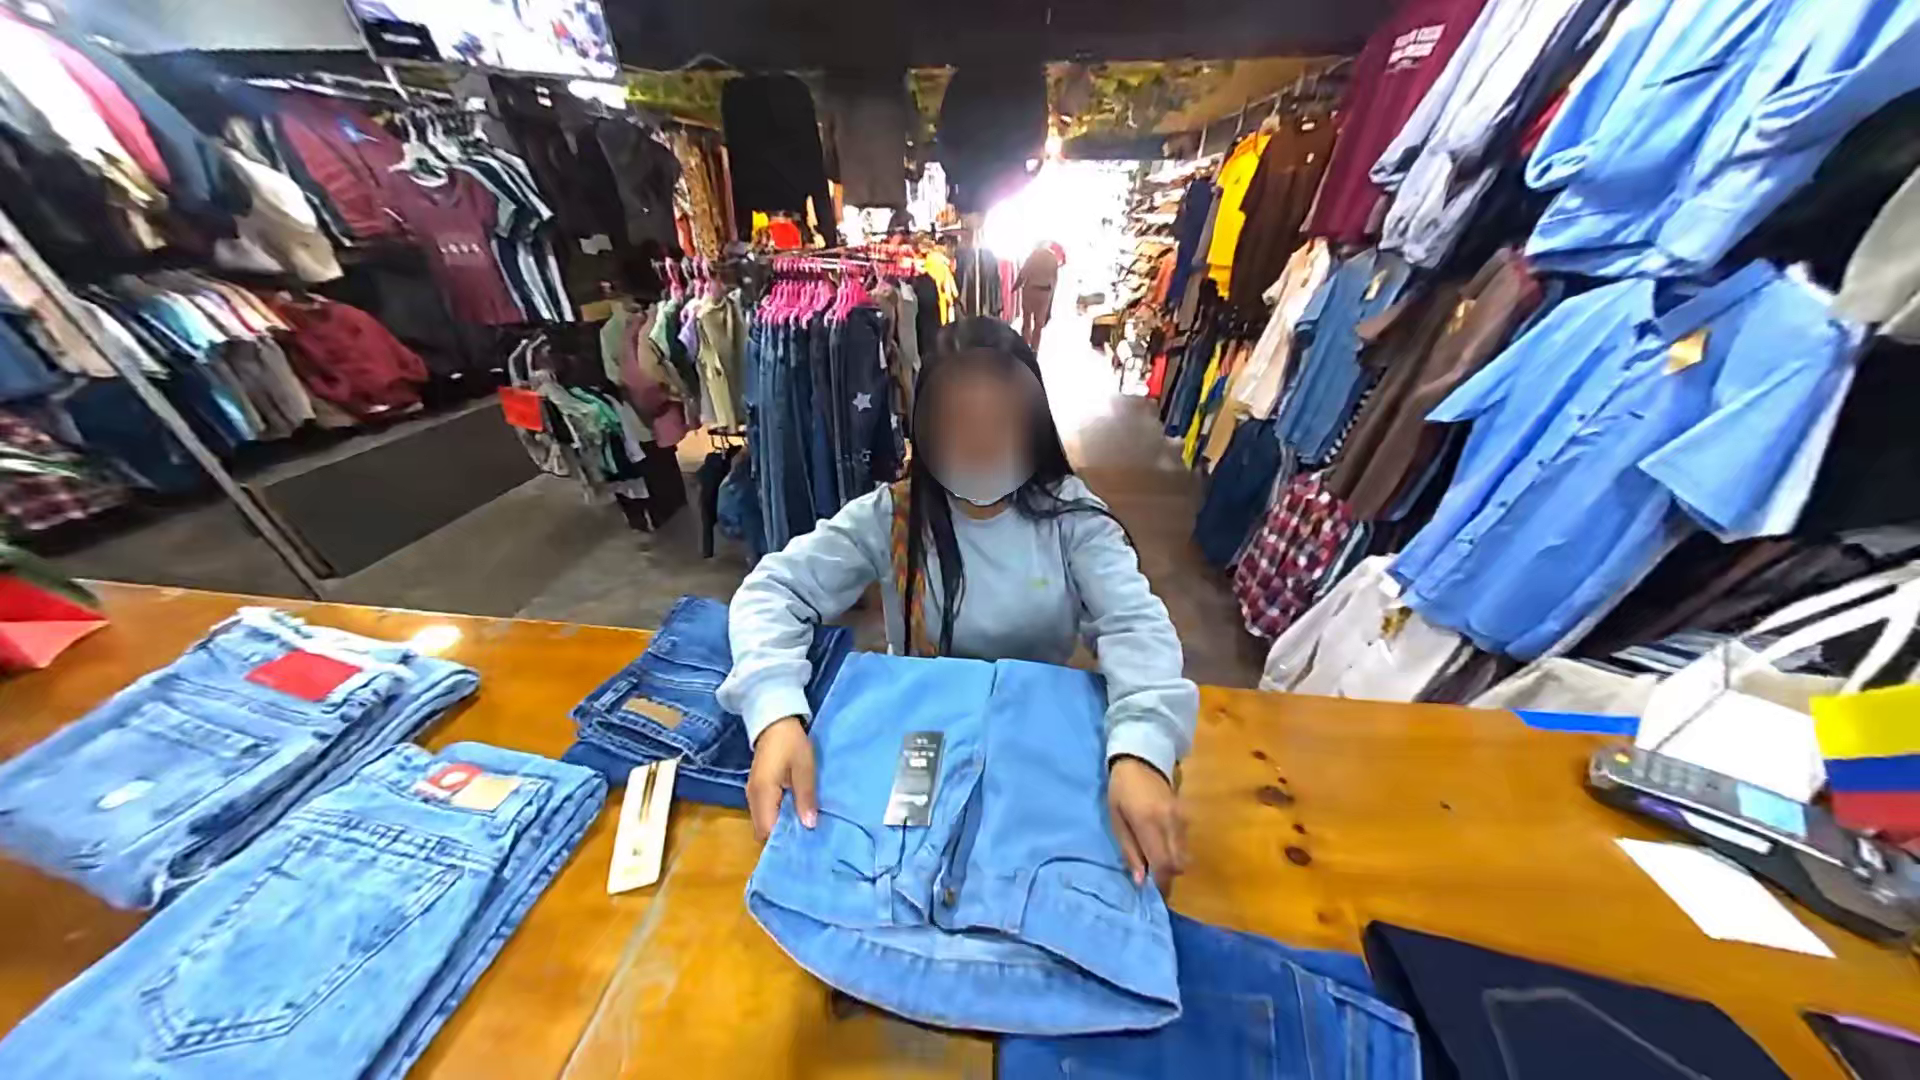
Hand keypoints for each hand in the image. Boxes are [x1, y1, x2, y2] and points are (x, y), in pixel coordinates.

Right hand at [747, 716, 816, 842]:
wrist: (775, 721)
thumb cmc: (791, 743)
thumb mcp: (804, 767)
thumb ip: (806, 796)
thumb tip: (810, 825)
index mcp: (762, 793)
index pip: (767, 830)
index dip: (783, 842)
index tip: (803, 847)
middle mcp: (752, 798)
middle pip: (763, 830)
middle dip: (782, 838)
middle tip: (806, 841)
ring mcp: (752, 794)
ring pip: (764, 822)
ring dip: (780, 827)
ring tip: (803, 831)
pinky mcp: (757, 789)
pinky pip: (765, 812)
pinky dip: (778, 817)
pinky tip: (795, 815)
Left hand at [1108, 756, 1186, 889]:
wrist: (1140, 760)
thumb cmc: (1121, 790)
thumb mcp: (1116, 819)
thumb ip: (1129, 850)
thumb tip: (1141, 881)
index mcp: (1148, 823)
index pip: (1163, 864)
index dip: (1160, 883)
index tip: (1151, 890)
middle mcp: (1170, 823)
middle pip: (1178, 864)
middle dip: (1166, 876)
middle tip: (1151, 875)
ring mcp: (1181, 819)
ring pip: (1184, 855)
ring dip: (1171, 863)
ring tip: (1153, 856)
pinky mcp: (1186, 815)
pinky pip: (1184, 843)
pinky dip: (1175, 850)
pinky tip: (1160, 842)